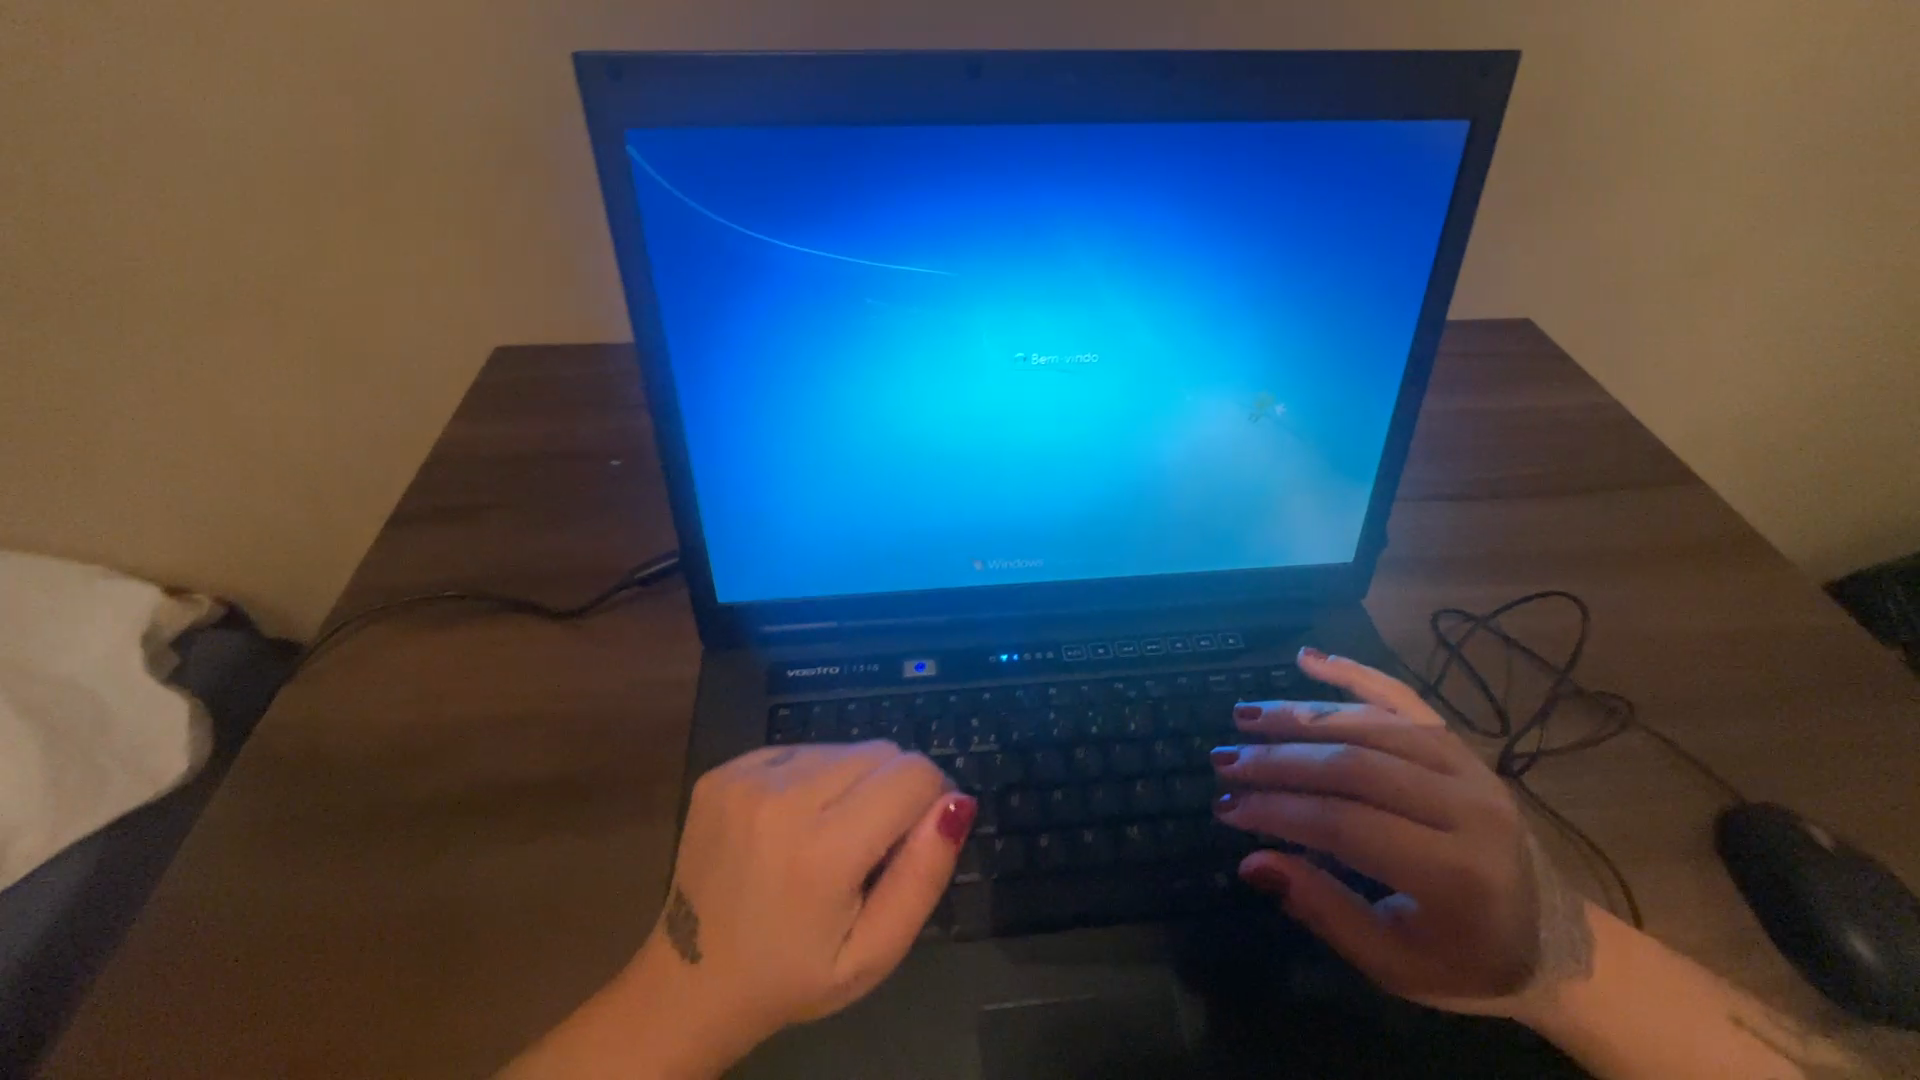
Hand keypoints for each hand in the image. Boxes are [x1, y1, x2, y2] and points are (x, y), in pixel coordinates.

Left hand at [624, 742, 972, 1069]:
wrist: (691, 981)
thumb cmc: (793, 975)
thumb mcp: (874, 953)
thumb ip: (923, 876)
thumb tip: (957, 803)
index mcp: (823, 850)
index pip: (913, 774)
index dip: (933, 798)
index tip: (920, 835)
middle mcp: (782, 797)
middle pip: (880, 752)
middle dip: (894, 789)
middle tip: (872, 846)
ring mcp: (745, 778)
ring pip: (841, 747)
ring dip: (852, 782)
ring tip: (829, 837)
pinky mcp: (723, 771)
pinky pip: (799, 750)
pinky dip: (811, 778)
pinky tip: (793, 824)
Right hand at [1212, 647, 1591, 1014]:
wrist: (1556, 942)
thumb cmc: (1466, 961)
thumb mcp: (1392, 961)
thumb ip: (1322, 907)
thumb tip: (1253, 861)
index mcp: (1455, 873)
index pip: (1346, 824)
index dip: (1278, 811)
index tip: (1226, 807)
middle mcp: (1468, 808)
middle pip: (1355, 766)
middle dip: (1279, 760)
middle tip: (1223, 760)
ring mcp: (1471, 770)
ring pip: (1373, 726)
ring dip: (1301, 717)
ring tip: (1245, 717)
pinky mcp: (1465, 750)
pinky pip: (1406, 702)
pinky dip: (1356, 674)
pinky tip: (1310, 658)